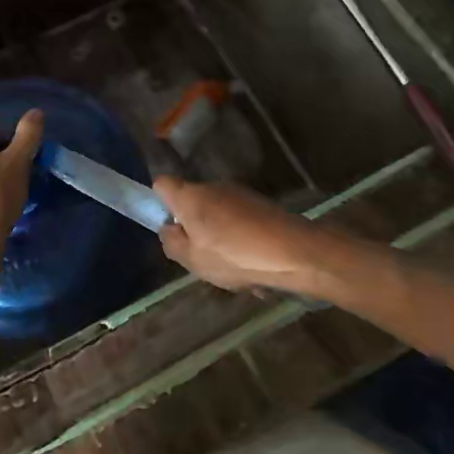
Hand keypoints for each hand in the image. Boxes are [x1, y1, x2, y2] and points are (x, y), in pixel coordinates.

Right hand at [153, 178, 325, 293]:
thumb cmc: (235, 255)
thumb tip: (169, 229)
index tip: (168, 225)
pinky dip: (241, 240)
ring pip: (218, 214)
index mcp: (190, 196)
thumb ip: (172, 242)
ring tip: (233, 270)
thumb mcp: (193, 259)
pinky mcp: (262, 205)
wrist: (295, 252)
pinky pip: (240, 222)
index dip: (158, 200)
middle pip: (192, 202)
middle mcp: (213, 187)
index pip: (162, 183)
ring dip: (219, 236)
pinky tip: (254, 268)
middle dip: (193, 226)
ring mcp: (241, 194)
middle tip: (201, 256)